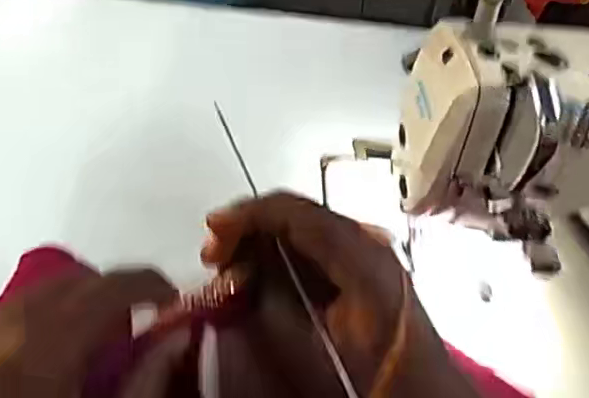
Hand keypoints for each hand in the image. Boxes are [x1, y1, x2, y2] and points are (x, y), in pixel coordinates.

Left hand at [0, 267, 178, 397]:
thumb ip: (138, 385)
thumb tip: (175, 341)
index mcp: (53, 336)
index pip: (115, 285)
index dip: (151, 284)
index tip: (173, 300)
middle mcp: (16, 315)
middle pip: (79, 282)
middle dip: (114, 297)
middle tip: (136, 333)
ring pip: (43, 292)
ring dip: (76, 307)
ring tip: (91, 349)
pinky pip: (11, 310)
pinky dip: (40, 318)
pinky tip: (40, 360)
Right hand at [202, 193, 475, 397]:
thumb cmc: (375, 383)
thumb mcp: (313, 344)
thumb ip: (272, 296)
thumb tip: (239, 268)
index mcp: (358, 252)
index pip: (290, 209)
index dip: (245, 214)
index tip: (213, 229)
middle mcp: (367, 239)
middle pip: (294, 212)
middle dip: (250, 227)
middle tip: (216, 253)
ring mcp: (372, 250)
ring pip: (303, 225)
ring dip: (264, 240)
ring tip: (232, 266)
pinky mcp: (371, 266)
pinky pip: (316, 244)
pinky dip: (285, 252)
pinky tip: (263, 273)